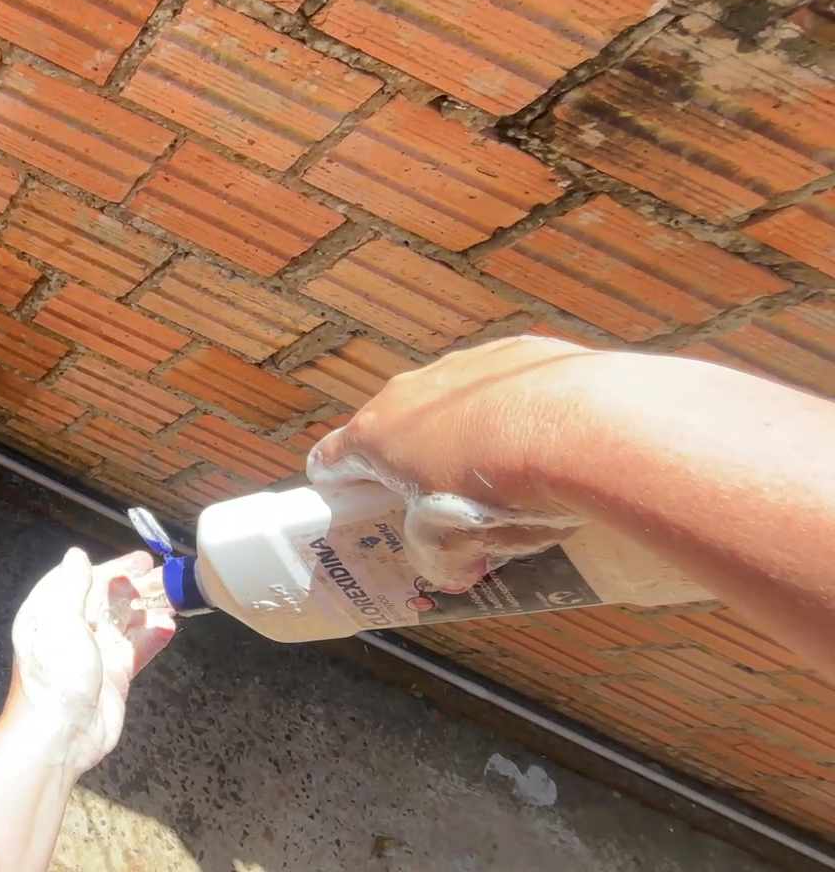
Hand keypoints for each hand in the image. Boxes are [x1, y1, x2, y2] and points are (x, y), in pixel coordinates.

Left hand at [4, 548, 176, 775]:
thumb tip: (77, 555)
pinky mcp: (115, 675)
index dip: (111, 568)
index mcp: (51, 609)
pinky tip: (169, 626)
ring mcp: (95, 651)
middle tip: (165, 575)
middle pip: (108, 599)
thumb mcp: (59, 619)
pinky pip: (136, 649)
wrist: (59, 734)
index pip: (83, 578)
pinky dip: (153, 636)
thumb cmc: (55, 672)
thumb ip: (72, 586)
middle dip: (135, 586)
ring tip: (175, 596)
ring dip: (149, 608)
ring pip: (126, 622)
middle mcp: (72, 627)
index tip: (139, 560)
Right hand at [307, 335, 600, 591]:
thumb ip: (436, 554)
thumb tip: (446, 572)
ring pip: (445, 407)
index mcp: (373, 436)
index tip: (358, 506)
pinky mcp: (513, 354)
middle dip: (410, 464)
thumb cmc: (505, 491)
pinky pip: (500, 386)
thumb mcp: (458, 542)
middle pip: (390, 431)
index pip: (327, 459)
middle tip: (447, 502)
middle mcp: (403, 395)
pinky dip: (516, 410)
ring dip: (463, 435)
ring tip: (514, 471)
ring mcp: (456, 369)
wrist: (596, 431)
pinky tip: (554, 438)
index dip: (338, 485)